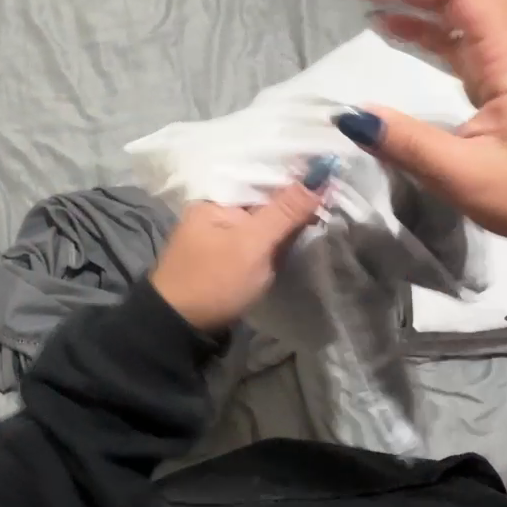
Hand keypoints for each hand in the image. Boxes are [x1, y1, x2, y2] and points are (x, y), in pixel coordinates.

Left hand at [149, 183, 324, 329]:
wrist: (179, 327)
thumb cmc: (215, 281)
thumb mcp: (253, 245)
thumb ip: (285, 212)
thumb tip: (318, 179)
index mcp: (215, 201)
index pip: (262, 180)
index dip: (295, 184)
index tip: (327, 188)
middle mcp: (213, 212)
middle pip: (262, 201)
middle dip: (291, 207)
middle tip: (325, 208)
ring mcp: (215, 236)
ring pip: (259, 223)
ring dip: (283, 226)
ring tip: (315, 222)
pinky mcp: (220, 257)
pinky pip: (252, 240)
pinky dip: (271, 242)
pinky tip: (290, 243)